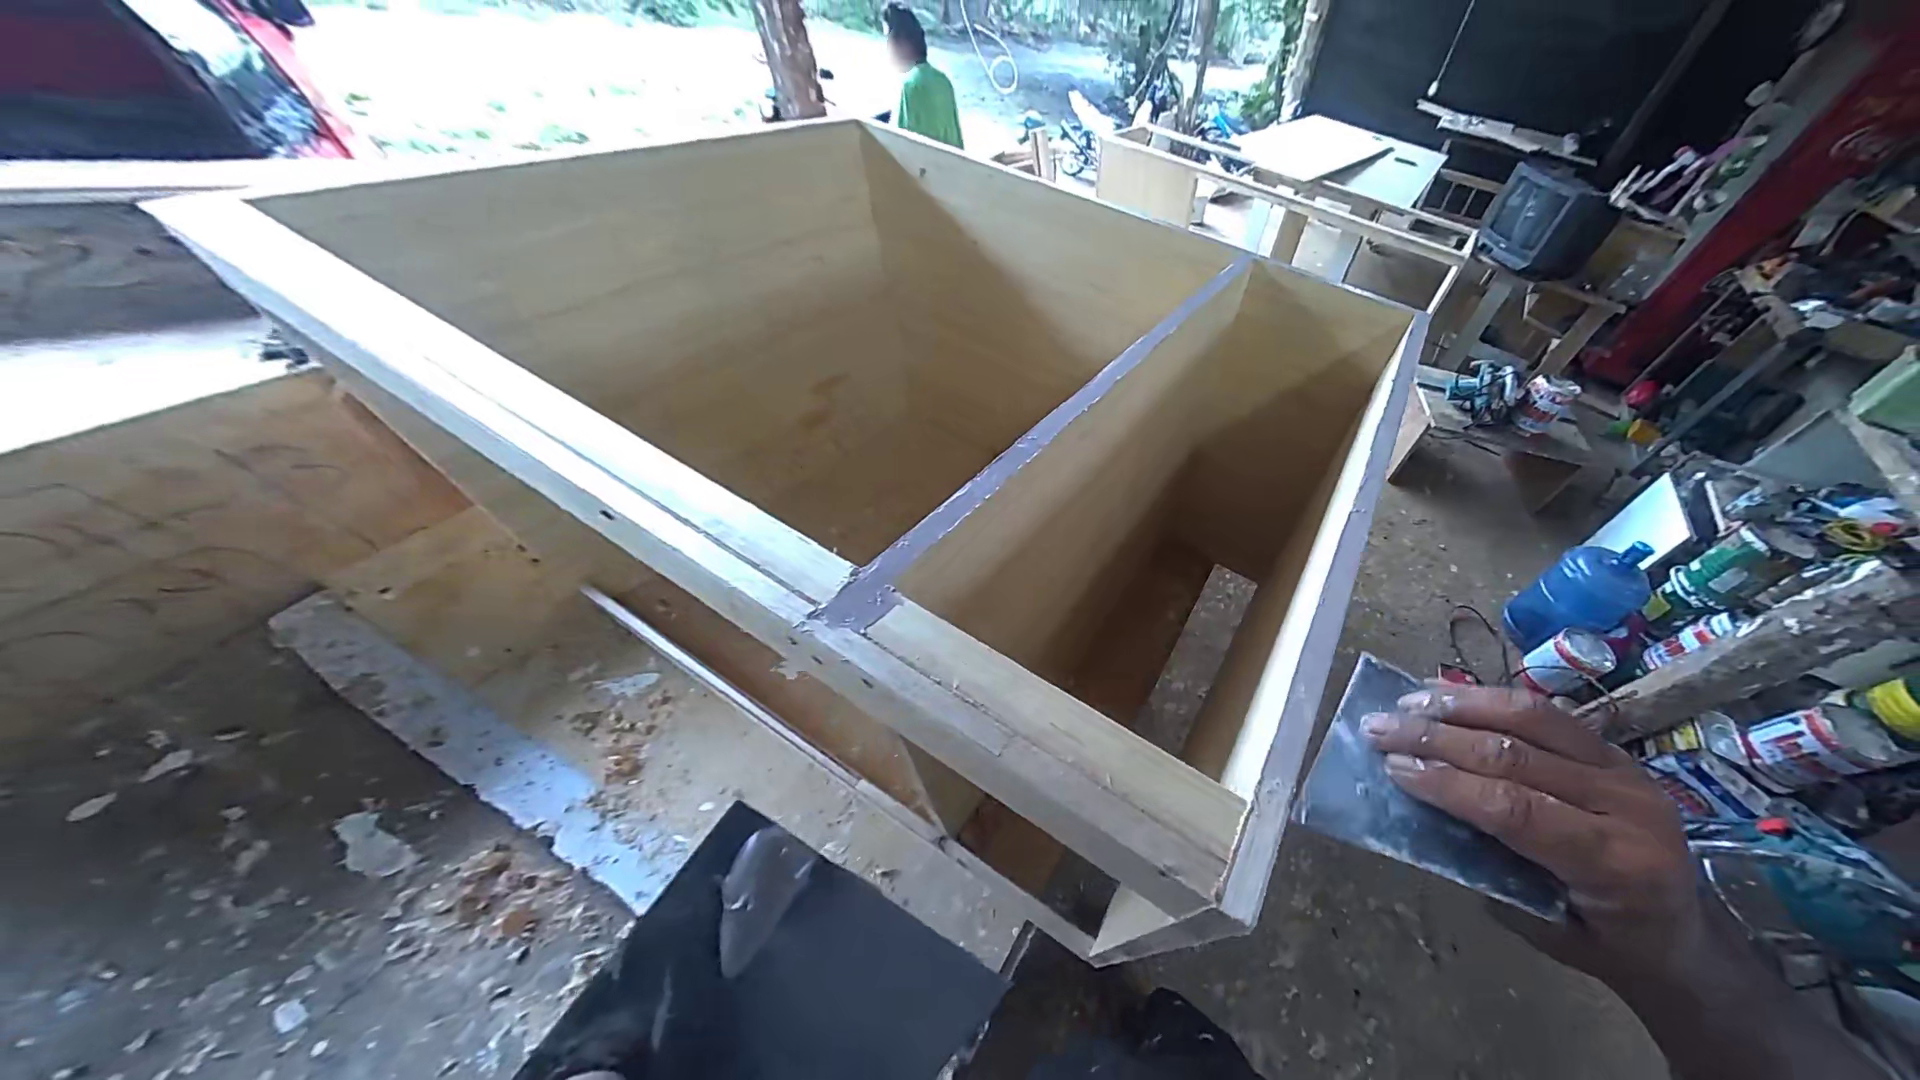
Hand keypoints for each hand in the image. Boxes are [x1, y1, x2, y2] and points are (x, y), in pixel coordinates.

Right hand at [1361, 684, 1703, 980]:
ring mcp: (1625, 770)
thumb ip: (1483, 864)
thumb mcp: (1539, 923)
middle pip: (1514, 754)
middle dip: (1434, 737)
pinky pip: (1544, 712)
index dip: (1445, 782)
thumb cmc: (1605, 940)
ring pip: (1531, 718)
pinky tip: (1444, 694)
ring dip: (1458, 706)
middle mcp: (1627, 806)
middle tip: (1377, 727)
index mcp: (1615, 862)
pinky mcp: (1613, 750)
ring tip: (1406, 702)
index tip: (1390, 766)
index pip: (1514, 807)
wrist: (1687, 938)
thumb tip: (1416, 809)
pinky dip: (1487, 699)